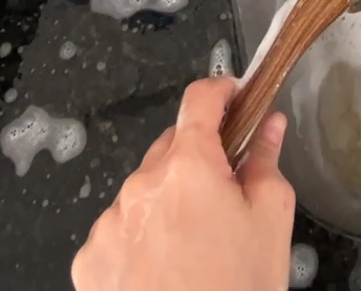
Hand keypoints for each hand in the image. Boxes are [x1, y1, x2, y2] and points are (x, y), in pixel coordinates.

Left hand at [72, 79, 293, 290]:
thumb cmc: (240, 287)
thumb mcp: (271, 217)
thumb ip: (266, 159)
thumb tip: (269, 122)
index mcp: (188, 164)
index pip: (199, 98)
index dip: (221, 90)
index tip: (236, 98)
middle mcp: (140, 184)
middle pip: (172, 145)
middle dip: (199, 155)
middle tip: (226, 190)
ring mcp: (108, 224)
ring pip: (145, 187)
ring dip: (168, 195)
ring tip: (194, 242)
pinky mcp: (88, 262)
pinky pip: (119, 227)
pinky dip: (141, 233)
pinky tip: (163, 268)